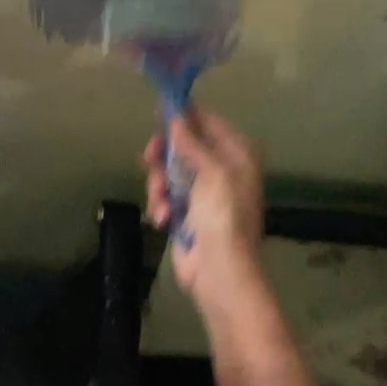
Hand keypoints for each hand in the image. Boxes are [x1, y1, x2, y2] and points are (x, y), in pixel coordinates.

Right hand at [143, 109, 266, 314]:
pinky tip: (162, 218)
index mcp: (237, 155)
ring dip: (159, 184)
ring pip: (169, 170)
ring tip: (161, 200)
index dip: (184, 117)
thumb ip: (191, 142)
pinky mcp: (186, 212)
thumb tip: (175, 114)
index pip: (208, 121)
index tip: (157, 113)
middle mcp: (221, 169)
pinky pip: (165, 194)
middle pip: (183, 145)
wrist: (219, 272)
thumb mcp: (211, 172)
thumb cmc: (222, 216)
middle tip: (149, 158)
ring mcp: (203, 192)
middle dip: (164, 155)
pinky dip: (160, 204)